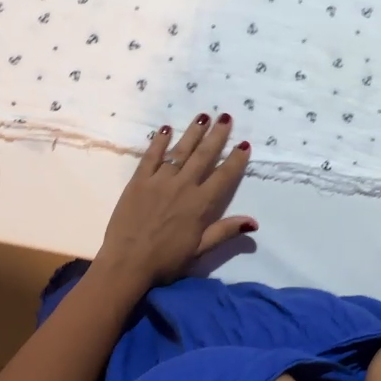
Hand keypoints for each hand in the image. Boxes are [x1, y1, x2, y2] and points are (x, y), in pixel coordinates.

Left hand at [95, 113, 254, 286]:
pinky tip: (167, 129)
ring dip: (193, 133)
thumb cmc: (166, 261)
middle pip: (203, 156)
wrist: (127, 263)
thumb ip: (225, 231)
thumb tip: (253, 221)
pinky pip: (151, 156)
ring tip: (203, 116)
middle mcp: (183, 186)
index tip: (244, 144)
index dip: (236, 160)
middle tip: (225, 117)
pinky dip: (160, 142)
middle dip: (216, 136)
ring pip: (180, 151)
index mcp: (200, 205)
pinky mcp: (138, 181)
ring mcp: (159, 181)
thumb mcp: (200, 250)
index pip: (223, 176)